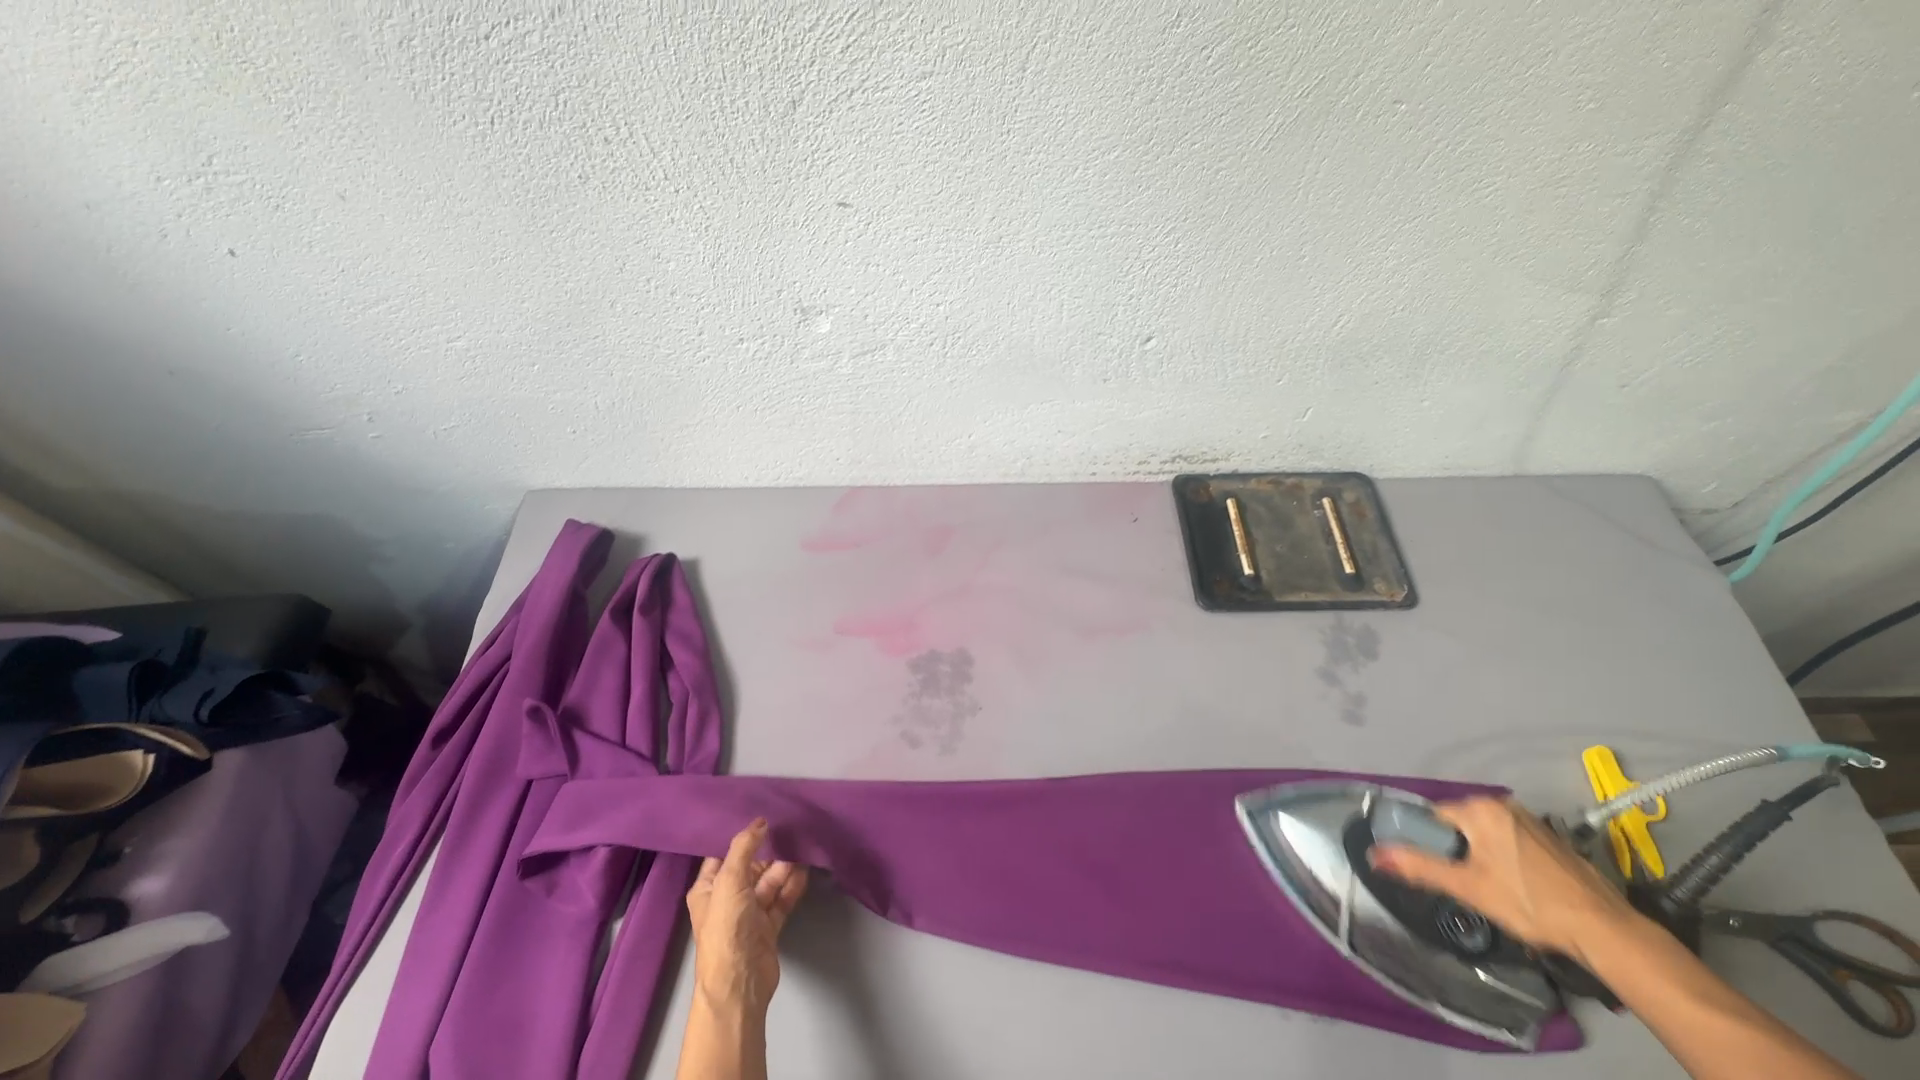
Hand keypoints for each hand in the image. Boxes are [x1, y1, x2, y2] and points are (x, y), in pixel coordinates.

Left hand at [685, 818, 809, 1014]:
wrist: (740, 983)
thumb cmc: (727, 929)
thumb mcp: (730, 882)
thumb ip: (744, 848)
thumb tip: (760, 822)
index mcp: (708, 888)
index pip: (724, 855)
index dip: (742, 838)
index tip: (765, 817)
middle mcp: (727, 899)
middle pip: (751, 867)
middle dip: (769, 852)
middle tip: (791, 831)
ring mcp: (749, 914)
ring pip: (769, 883)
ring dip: (784, 868)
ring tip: (802, 848)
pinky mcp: (768, 927)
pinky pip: (781, 900)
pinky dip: (792, 887)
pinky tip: (804, 871)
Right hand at [1370, 796, 1635, 963]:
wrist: (1601, 926)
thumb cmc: (1528, 903)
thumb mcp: (1468, 887)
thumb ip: (1419, 867)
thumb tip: (1374, 854)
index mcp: (1480, 809)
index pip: (1432, 817)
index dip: (1425, 843)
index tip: (1433, 870)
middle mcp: (1504, 805)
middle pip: (1458, 825)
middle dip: (1453, 852)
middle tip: (1462, 885)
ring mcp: (1530, 820)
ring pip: (1483, 834)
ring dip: (1477, 856)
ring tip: (1488, 889)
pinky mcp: (1549, 838)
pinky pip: (1508, 841)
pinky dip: (1501, 858)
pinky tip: (1514, 887)